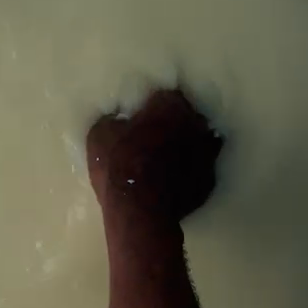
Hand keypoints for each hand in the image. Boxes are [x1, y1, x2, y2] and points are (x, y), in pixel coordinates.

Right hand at [86, 87, 223, 228]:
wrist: (138, 210)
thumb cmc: (117, 166)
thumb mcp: (99, 135)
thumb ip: (113, 120)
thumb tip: (117, 120)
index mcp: (169, 106)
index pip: (165, 96)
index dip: (152, 108)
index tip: (140, 119)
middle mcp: (195, 124)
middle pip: (187, 117)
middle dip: (174, 125)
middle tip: (154, 139)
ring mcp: (207, 154)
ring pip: (200, 142)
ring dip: (187, 147)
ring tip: (168, 160)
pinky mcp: (208, 181)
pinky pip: (201, 170)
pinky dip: (191, 173)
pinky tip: (176, 181)